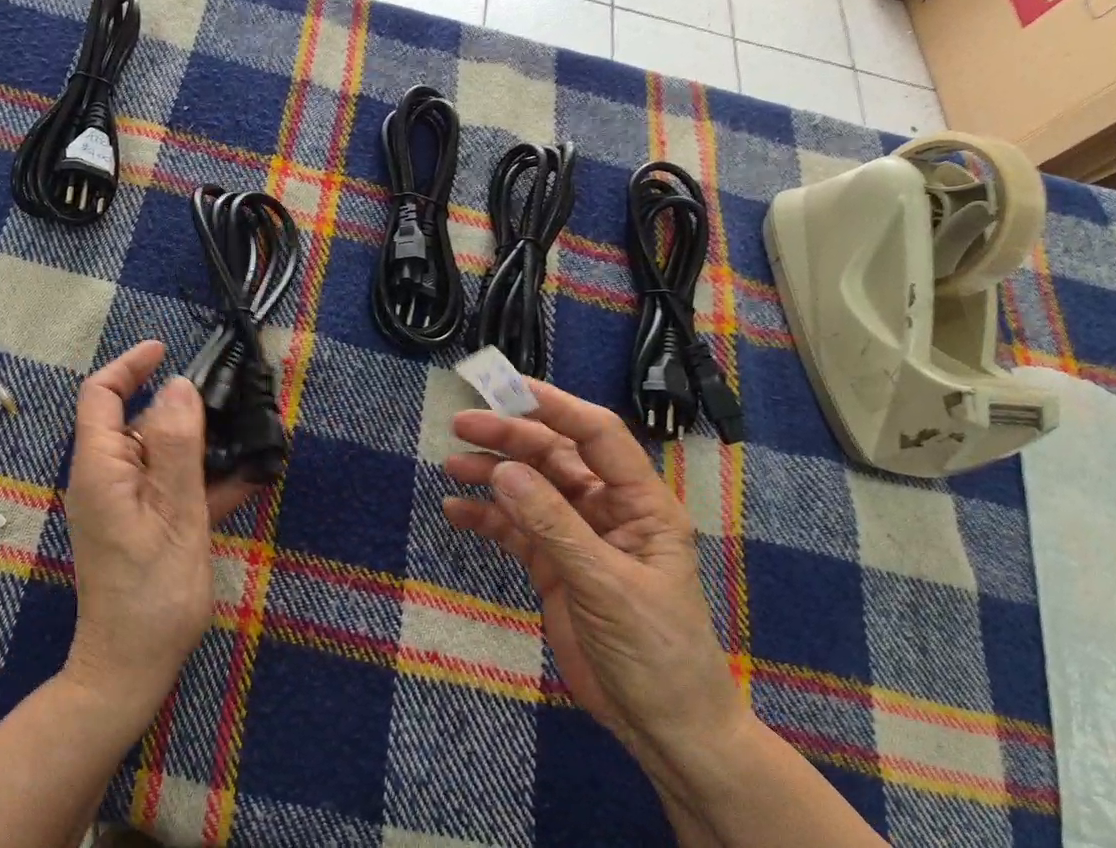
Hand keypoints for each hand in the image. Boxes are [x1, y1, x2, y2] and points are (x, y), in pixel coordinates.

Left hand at [61, 341, 256, 710]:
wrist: (130, 668)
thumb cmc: (152, 593)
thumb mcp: (175, 515)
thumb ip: (178, 448)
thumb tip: (180, 385)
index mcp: (100, 468)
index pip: (101, 395)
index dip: (131, 365)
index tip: (170, 351)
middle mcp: (105, 478)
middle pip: (140, 423)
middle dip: (187, 411)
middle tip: (237, 405)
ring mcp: (124, 503)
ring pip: (163, 455)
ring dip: (204, 447)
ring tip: (253, 440)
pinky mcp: (142, 525)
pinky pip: (171, 487)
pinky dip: (204, 481)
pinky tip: (249, 480)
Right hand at [441, 381, 746, 760]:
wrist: (665, 726)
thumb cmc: (657, 651)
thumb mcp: (606, 584)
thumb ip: (554, 525)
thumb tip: (503, 470)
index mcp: (641, 504)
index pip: (597, 437)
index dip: (556, 407)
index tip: (509, 389)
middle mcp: (608, 511)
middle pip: (555, 458)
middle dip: (510, 439)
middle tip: (461, 425)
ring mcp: (578, 539)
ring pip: (530, 490)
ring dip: (492, 474)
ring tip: (451, 466)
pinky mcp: (554, 568)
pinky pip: (515, 531)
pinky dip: (486, 519)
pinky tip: (455, 513)